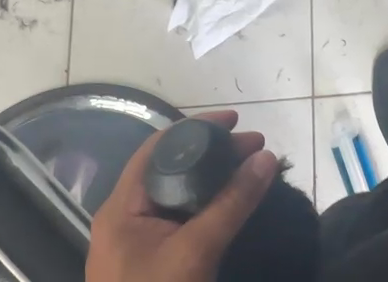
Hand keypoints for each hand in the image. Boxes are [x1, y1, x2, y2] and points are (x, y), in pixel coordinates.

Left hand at [86, 111, 281, 281]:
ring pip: (177, 196)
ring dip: (213, 179)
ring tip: (251, 171)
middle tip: (255, 148)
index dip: (196, 128)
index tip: (236, 122)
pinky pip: (179, 220)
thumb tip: (267, 157)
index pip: (157, 148)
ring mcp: (135, 245)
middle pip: (168, 169)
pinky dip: (207, 205)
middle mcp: (124, 219)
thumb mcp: (196, 251)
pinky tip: (233, 206)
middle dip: (213, 153)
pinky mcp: (150, 265)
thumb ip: (231, 202)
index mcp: (121, 209)